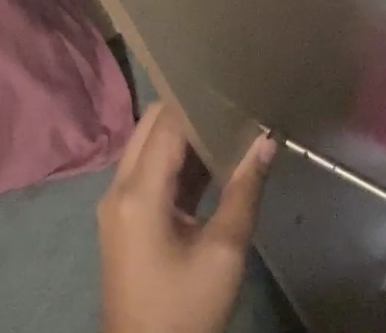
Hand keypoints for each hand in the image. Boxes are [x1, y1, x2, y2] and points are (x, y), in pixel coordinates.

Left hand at [98, 102, 277, 332]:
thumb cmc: (185, 308)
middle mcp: (118, 190)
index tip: (230, 77)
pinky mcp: (126, 220)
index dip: (196, 98)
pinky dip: (179, 159)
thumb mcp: (224, 250)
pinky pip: (150, 172)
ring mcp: (118, 206)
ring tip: (229, 115)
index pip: (166, 124)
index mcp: (138, 194)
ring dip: (184, 133)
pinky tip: (215, 153)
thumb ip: (245, 188)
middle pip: (151, 128)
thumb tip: (267, 138)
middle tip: (232, 93)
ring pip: (149, 148)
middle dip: (188, 109)